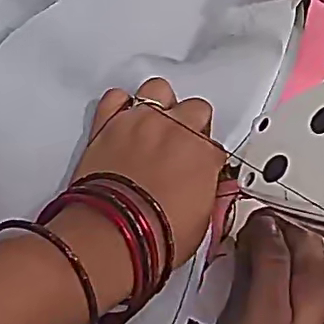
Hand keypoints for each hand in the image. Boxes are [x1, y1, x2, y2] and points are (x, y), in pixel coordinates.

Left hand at [51, 79, 224, 306]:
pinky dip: (119, 104)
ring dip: (159, 103)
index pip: (215, 145)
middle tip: (179, 146)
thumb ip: (208, 196)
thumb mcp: (202, 223)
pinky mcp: (108, 124)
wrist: (114, 233)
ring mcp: (140, 123)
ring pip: (158, 89)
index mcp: (204, 153)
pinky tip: (122, 117)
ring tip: (154, 123)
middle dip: (190, 125)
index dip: (205, 158)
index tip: (197, 168)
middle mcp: (175, 130)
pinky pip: (115, 97)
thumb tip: (206, 194)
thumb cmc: (156, 234)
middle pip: (194, 108)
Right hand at [218, 210, 323, 323]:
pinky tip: (238, 271)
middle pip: (292, 241)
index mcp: (316, 283)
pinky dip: (253, 265)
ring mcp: (296, 300)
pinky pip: (269, 274)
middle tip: (238, 232)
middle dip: (265, 231)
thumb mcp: (264, 303)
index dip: (273, 219)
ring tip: (236, 248)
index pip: (301, 230)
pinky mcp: (278, 310)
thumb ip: (267, 259)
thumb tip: (266, 224)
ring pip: (280, 256)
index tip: (247, 217)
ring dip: (258, 248)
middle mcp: (312, 289)